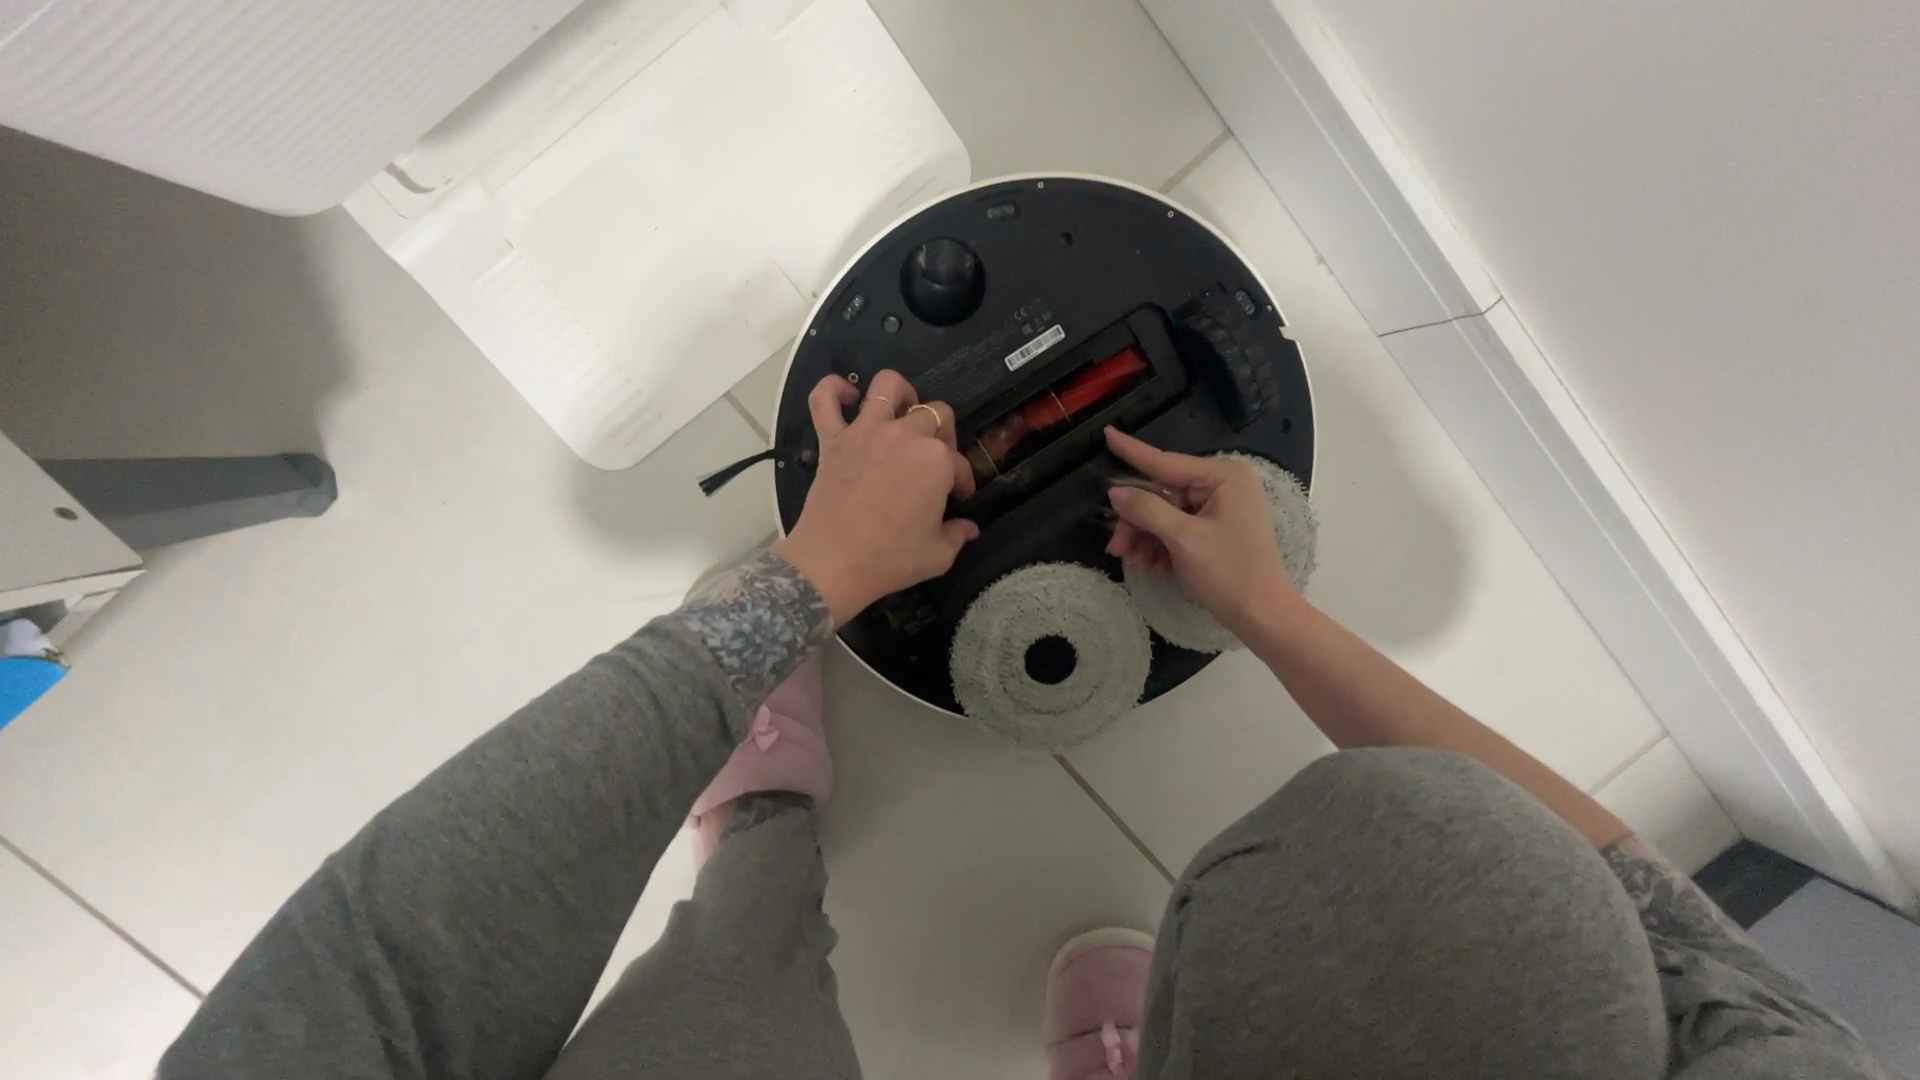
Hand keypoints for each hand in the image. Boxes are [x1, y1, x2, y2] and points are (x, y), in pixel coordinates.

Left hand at [778, 370, 979, 622]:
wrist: (834, 563)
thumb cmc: (891, 559)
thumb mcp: (937, 555)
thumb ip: (957, 536)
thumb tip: (969, 529)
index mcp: (937, 461)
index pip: (959, 465)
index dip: (962, 483)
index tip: (958, 499)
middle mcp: (905, 435)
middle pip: (935, 414)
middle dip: (943, 433)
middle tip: (936, 459)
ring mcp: (866, 432)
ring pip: (889, 386)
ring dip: (901, 392)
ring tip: (902, 411)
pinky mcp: (833, 439)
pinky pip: (825, 400)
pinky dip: (833, 389)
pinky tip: (847, 396)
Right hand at [1102, 426, 1297, 633]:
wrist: (1262, 616)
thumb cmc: (1230, 573)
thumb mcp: (1184, 540)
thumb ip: (1147, 510)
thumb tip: (1115, 493)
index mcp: (1222, 477)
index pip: (1166, 461)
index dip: (1132, 451)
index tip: (1107, 433)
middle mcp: (1221, 486)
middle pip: (1161, 494)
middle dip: (1136, 520)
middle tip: (1116, 546)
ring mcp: (1218, 509)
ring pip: (1163, 514)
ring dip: (1144, 537)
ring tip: (1132, 560)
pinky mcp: (1213, 531)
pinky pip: (1175, 529)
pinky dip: (1159, 546)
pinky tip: (1150, 565)